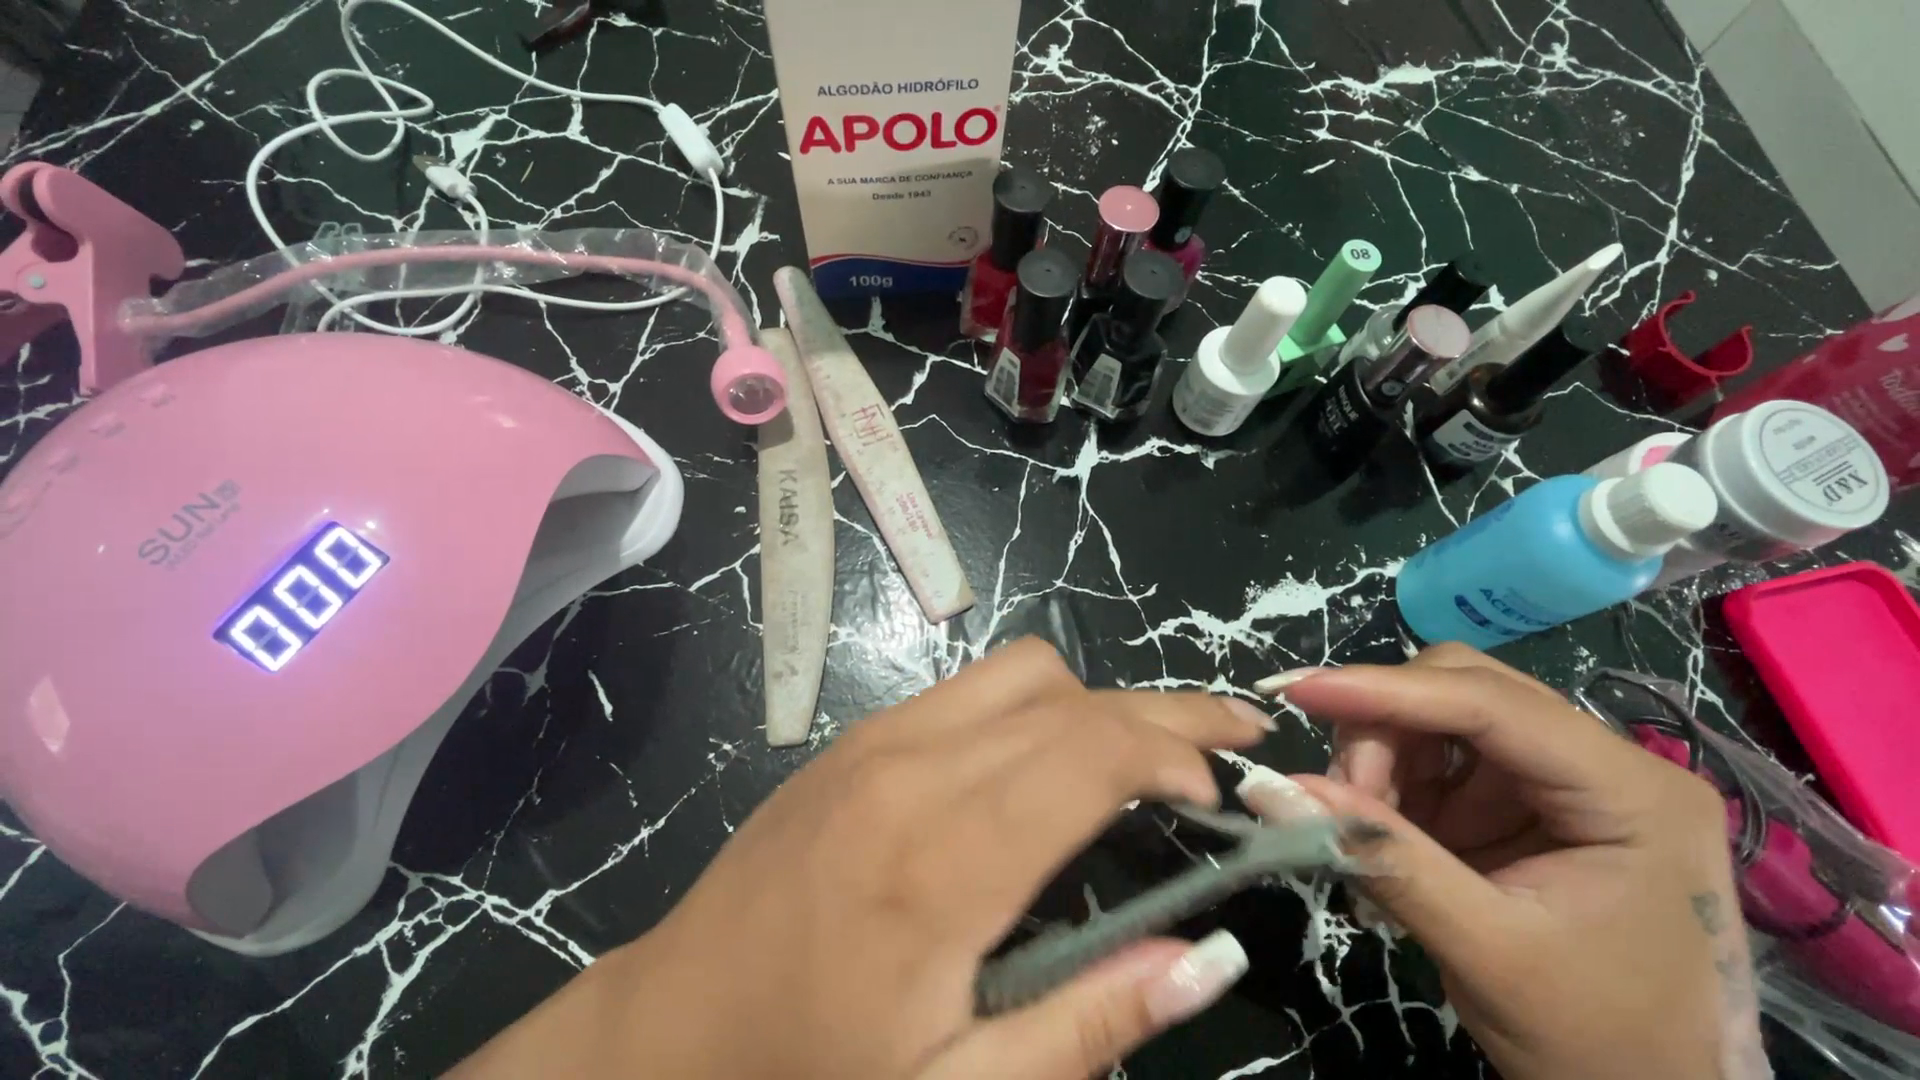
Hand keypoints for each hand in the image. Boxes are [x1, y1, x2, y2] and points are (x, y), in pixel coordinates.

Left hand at [450, 638, 1276, 1078]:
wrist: (670, 1026)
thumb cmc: (812, 1068)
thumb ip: (1091, 1019)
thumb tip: (1206, 955)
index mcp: (942, 856)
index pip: (1089, 752)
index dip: (1173, 755)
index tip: (1220, 796)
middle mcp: (912, 766)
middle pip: (1068, 698)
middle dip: (1162, 713)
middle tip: (1230, 739)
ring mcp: (877, 738)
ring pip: (1021, 672)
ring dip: (1096, 701)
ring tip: (1141, 756)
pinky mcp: (856, 736)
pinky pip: (970, 689)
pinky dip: (1033, 706)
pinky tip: (1046, 760)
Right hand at [1239, 645, 1769, 1079]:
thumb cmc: (1595, 1039)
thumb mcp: (1483, 948)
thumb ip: (1378, 855)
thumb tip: (1267, 789)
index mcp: (1631, 792)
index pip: (1492, 705)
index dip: (1384, 690)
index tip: (1296, 693)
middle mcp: (1603, 763)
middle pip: (1464, 690)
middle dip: (1384, 730)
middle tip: (1345, 799)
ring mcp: (1563, 779)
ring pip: (1440, 715)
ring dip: (1381, 757)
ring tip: (1365, 828)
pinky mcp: (1526, 801)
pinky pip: (1437, 757)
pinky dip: (1393, 783)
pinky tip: (1385, 831)